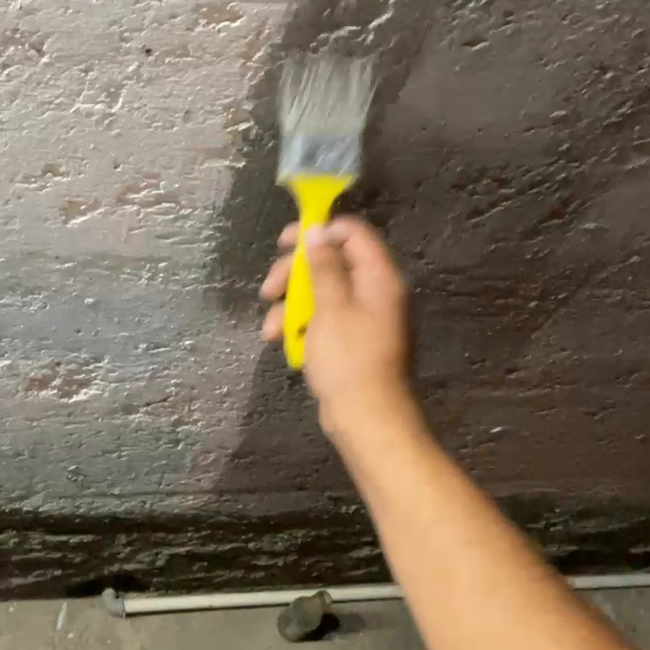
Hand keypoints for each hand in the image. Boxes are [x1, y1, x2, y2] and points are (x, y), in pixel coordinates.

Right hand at [260, 216, 420, 442]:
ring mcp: (361, 316)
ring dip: (290, 303)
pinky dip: (299, 324)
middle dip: (294, 273)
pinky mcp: (348, 337)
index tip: (287, 241)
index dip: (320, 230)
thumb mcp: (330, 307)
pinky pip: (321, 316)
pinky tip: (280, 339)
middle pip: (330, 261)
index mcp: (378, 278)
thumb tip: (317, 232)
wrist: (366, 419)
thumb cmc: (349, 359)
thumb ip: (323, 266)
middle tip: (270, 286)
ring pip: (319, 290)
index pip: (353, 233)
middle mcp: (373, 291)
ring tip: (271, 326)